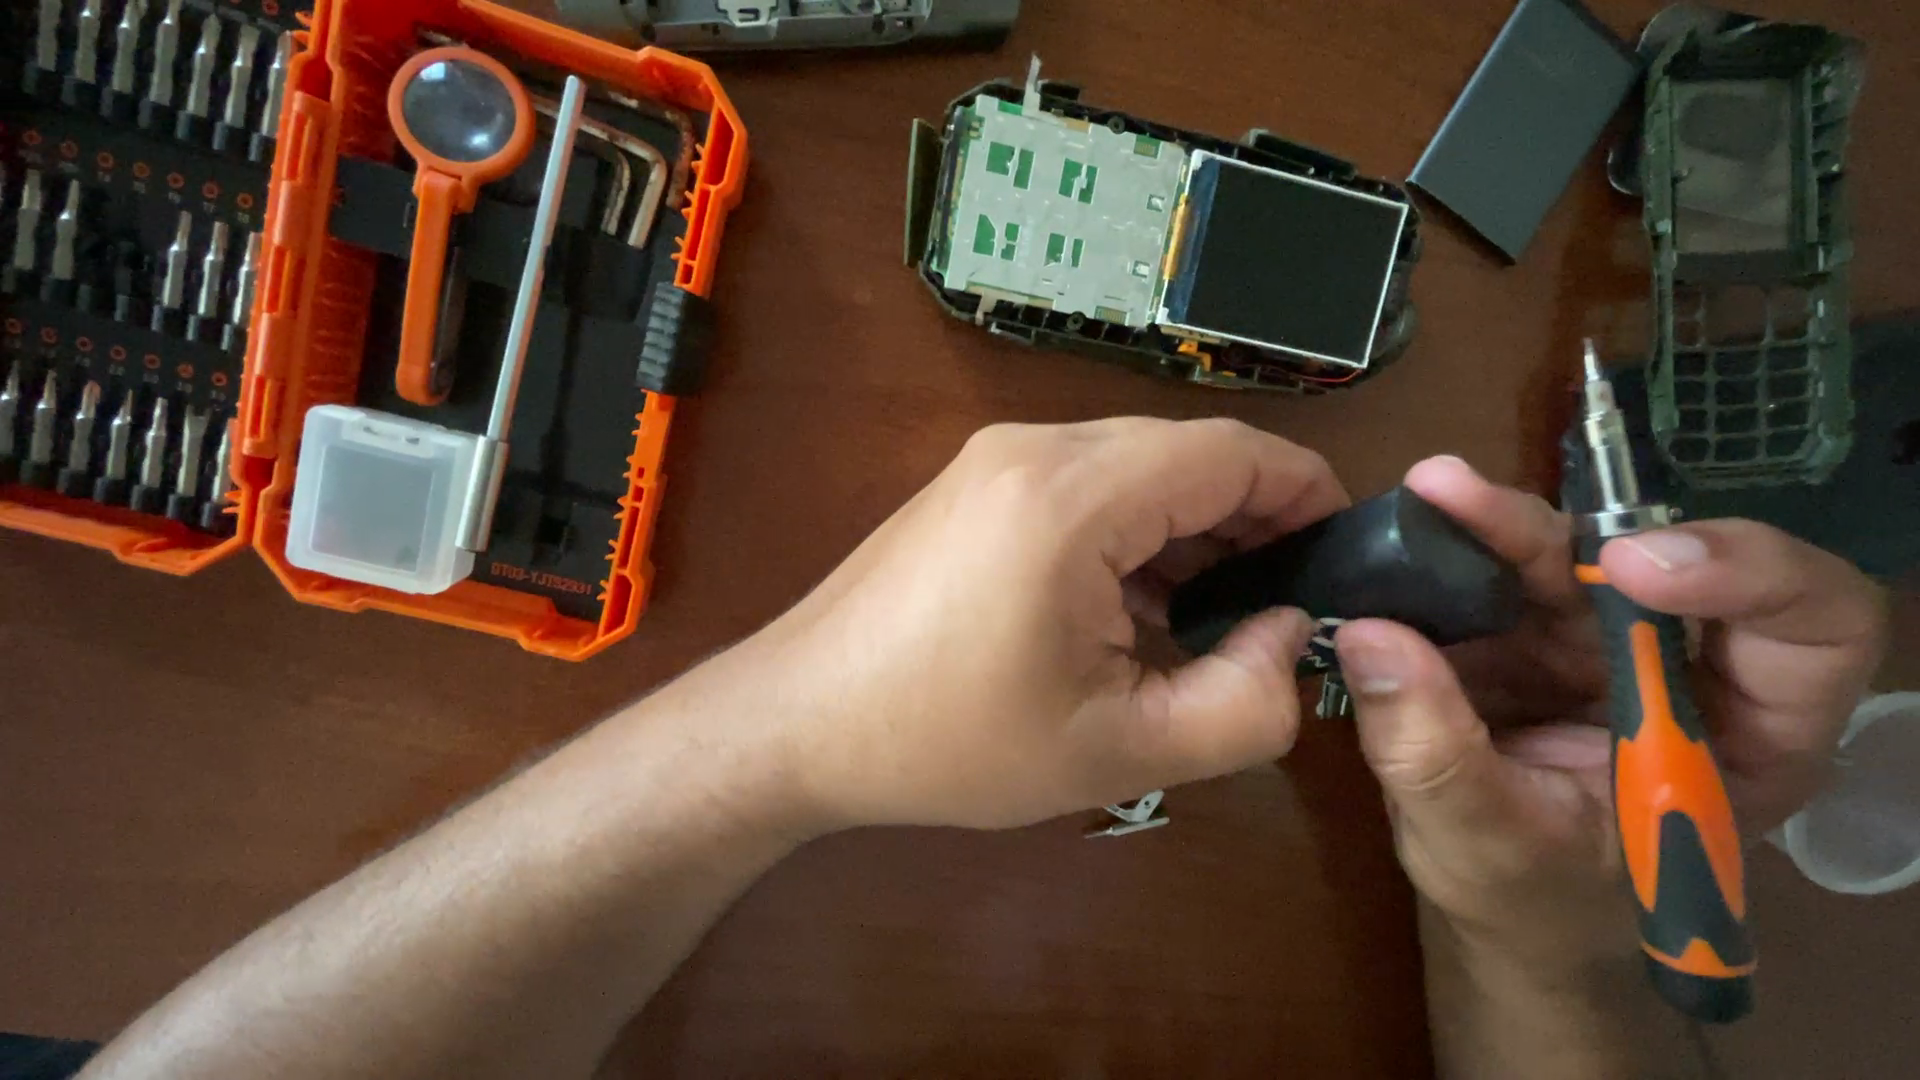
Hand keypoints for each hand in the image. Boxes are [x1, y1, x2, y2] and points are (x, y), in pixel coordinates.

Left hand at [699, 418, 1348, 831]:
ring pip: (1133, 469)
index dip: (1306, 493)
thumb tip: (1288, 629)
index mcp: (1073, 493)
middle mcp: (1034, 446)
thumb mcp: (1119, 750)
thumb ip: (1245, 700)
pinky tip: (1133, 607)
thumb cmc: (950, 742)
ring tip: (1214, 618)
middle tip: (1283, 605)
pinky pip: (1081, 486)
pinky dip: (1130, 533)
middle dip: (1251, 519)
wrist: (797, 722)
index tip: (1344, 556)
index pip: (1233, 450)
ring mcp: (993, 458)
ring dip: (1187, 531)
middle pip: (1183, 454)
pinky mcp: (971, 484)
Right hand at [1334, 456, 1888, 967]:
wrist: (1491, 893)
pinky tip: (1396, 534)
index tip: (1630, 565)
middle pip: (1645, 561)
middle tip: (1448, 491)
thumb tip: (1368, 636)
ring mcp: (1588, 641)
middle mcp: (1673, 666)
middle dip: (1550, 526)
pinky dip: (1442, 545)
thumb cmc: (1524, 891)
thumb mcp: (1482, 841)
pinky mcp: (1515, 629)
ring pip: (1557, 549)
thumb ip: (1433, 753)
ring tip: (1420, 495)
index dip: (1743, 573)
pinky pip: (1487, 568)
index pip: (1805, 627)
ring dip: (1487, 520)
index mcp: (1736, 735)